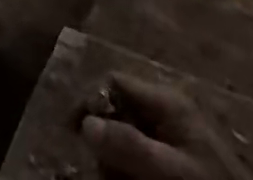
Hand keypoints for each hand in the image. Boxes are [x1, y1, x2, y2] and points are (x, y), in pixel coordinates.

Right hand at [78, 74, 212, 179]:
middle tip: (103, 170)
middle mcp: (168, 110)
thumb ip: (129, 144)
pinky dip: (133, 169)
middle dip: (105, 139)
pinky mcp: (180, 156)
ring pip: (127, 136)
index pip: (114, 82)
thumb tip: (85, 124)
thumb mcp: (169, 169)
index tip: (73, 130)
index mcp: (167, 102)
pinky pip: (143, 154)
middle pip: (118, 110)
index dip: (90, 101)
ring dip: (117, 160)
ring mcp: (175, 134)